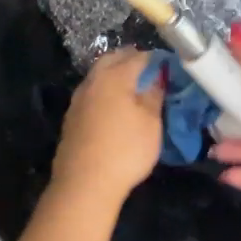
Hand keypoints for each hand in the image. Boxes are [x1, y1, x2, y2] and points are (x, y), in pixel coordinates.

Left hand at [50, 49, 165, 206]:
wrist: (84, 184)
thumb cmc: (125, 151)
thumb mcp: (151, 123)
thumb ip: (155, 95)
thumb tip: (158, 76)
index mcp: (114, 76)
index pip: (139, 57)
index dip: (156, 60)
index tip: (169, 69)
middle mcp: (92, 82)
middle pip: (112, 60)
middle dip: (131, 61)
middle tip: (150, 74)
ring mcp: (78, 100)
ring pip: (98, 76)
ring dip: (115, 76)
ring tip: (134, 91)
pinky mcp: (71, 118)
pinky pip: (91, 94)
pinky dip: (104, 93)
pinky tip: (114, 108)